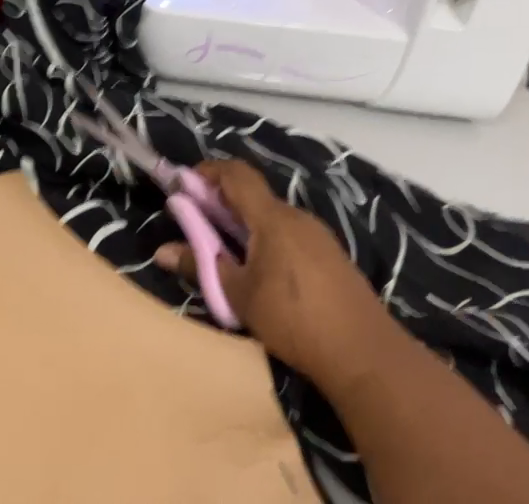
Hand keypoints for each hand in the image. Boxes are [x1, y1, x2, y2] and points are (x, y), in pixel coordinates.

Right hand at [156, 159, 401, 389]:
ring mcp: (319, 237)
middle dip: (221, 205)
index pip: (236, 174)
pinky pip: (290, 236)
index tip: (183, 188)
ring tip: (227, 258)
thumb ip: (199, 265)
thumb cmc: (294, 319)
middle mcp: (297, 217)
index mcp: (272, 218)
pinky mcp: (332, 258)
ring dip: (244, 227)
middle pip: (253, 196)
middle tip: (197, 230)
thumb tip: (161, 251)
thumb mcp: (237, 294)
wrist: (367, 356)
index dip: (207, 172)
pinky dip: (267, 243)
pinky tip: (262, 276)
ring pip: (271, 218)